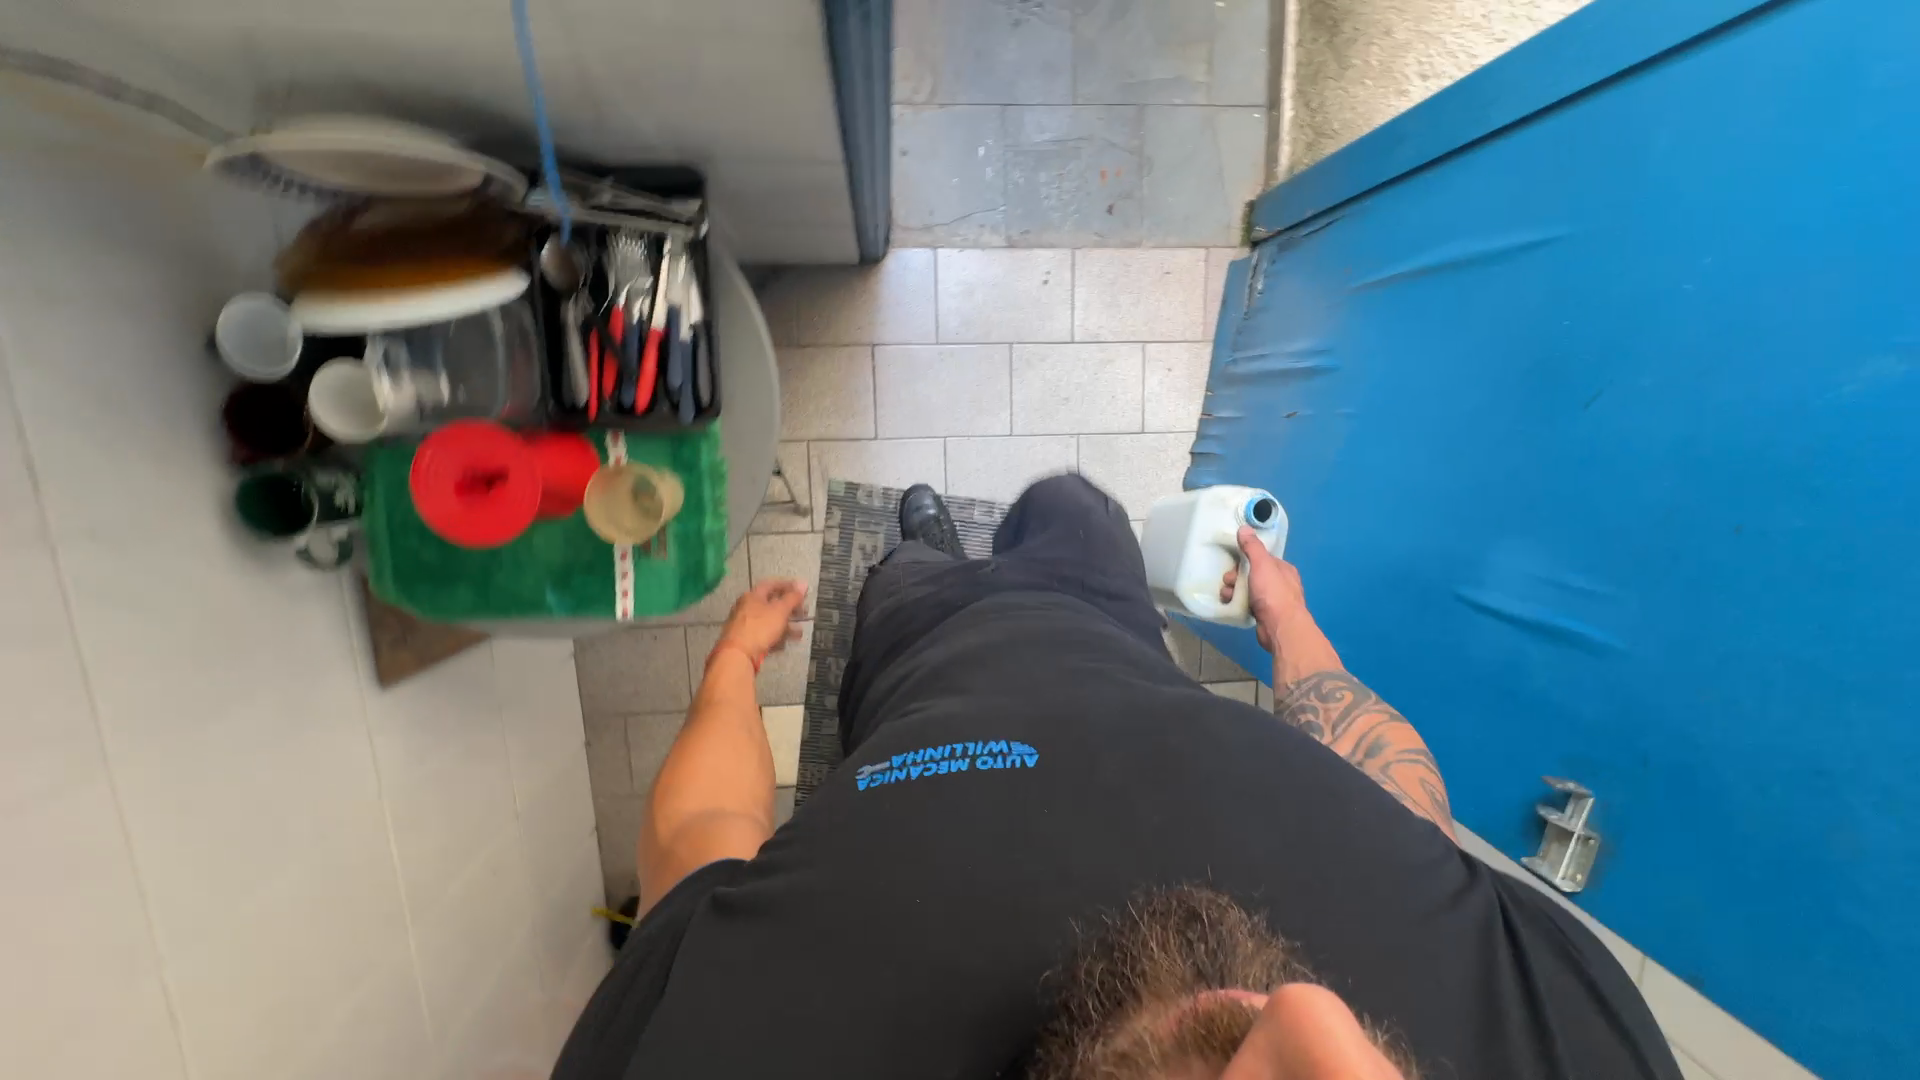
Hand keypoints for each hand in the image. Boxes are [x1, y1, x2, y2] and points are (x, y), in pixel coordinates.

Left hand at [714, 579, 807, 666]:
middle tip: (804, 613)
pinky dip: (775, 637)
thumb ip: (793, 597)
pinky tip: (784, 645)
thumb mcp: (780, 610)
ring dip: (786, 625)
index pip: (772, 584)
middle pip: (771, 603)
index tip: (802, 591)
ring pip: (769, 621)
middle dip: (790, 609)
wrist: (737, 655)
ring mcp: (745, 625)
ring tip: (799, 633)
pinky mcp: (745, 640)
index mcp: (753, 596)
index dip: (788, 586)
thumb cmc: (760, 628)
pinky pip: (763, 635)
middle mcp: (746, 607)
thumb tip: (803, 583)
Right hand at [1219, 526, 1305, 650]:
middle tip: (1228, 582)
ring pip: (1249, 590)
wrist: (1280, 626)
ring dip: (1234, 591)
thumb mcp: (1262, 564)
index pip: (1260, 559)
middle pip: (1252, 575)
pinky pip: (1248, 604)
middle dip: (1236, 577)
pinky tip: (1231, 605)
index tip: (1233, 566)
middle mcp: (1281, 583)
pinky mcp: (1266, 615)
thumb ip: (1252, 547)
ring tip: (1227, 596)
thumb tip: (1244, 528)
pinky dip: (1239, 603)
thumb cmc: (1273, 593)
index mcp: (1283, 569)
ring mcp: (1274, 600)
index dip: (1245, 560)